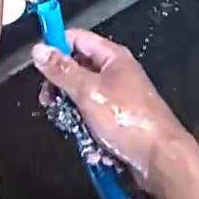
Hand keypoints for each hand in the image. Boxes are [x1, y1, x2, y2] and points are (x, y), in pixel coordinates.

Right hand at [33, 29, 197, 187]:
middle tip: (50, 104)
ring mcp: (118, 97)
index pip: (76, 39)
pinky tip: (94, 149)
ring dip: (76, 118)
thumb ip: (62, 71)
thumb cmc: (126, 119)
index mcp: (112, 57)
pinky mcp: (119, 121)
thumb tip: (38, 49)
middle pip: (77, 71)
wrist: (161, 159)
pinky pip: (94, 121)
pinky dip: (90, 134)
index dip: (56, 48)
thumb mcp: (88, 92)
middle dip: (62, 90)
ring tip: (77, 131)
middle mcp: (115, 72)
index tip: (39, 67)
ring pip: (83, 100)